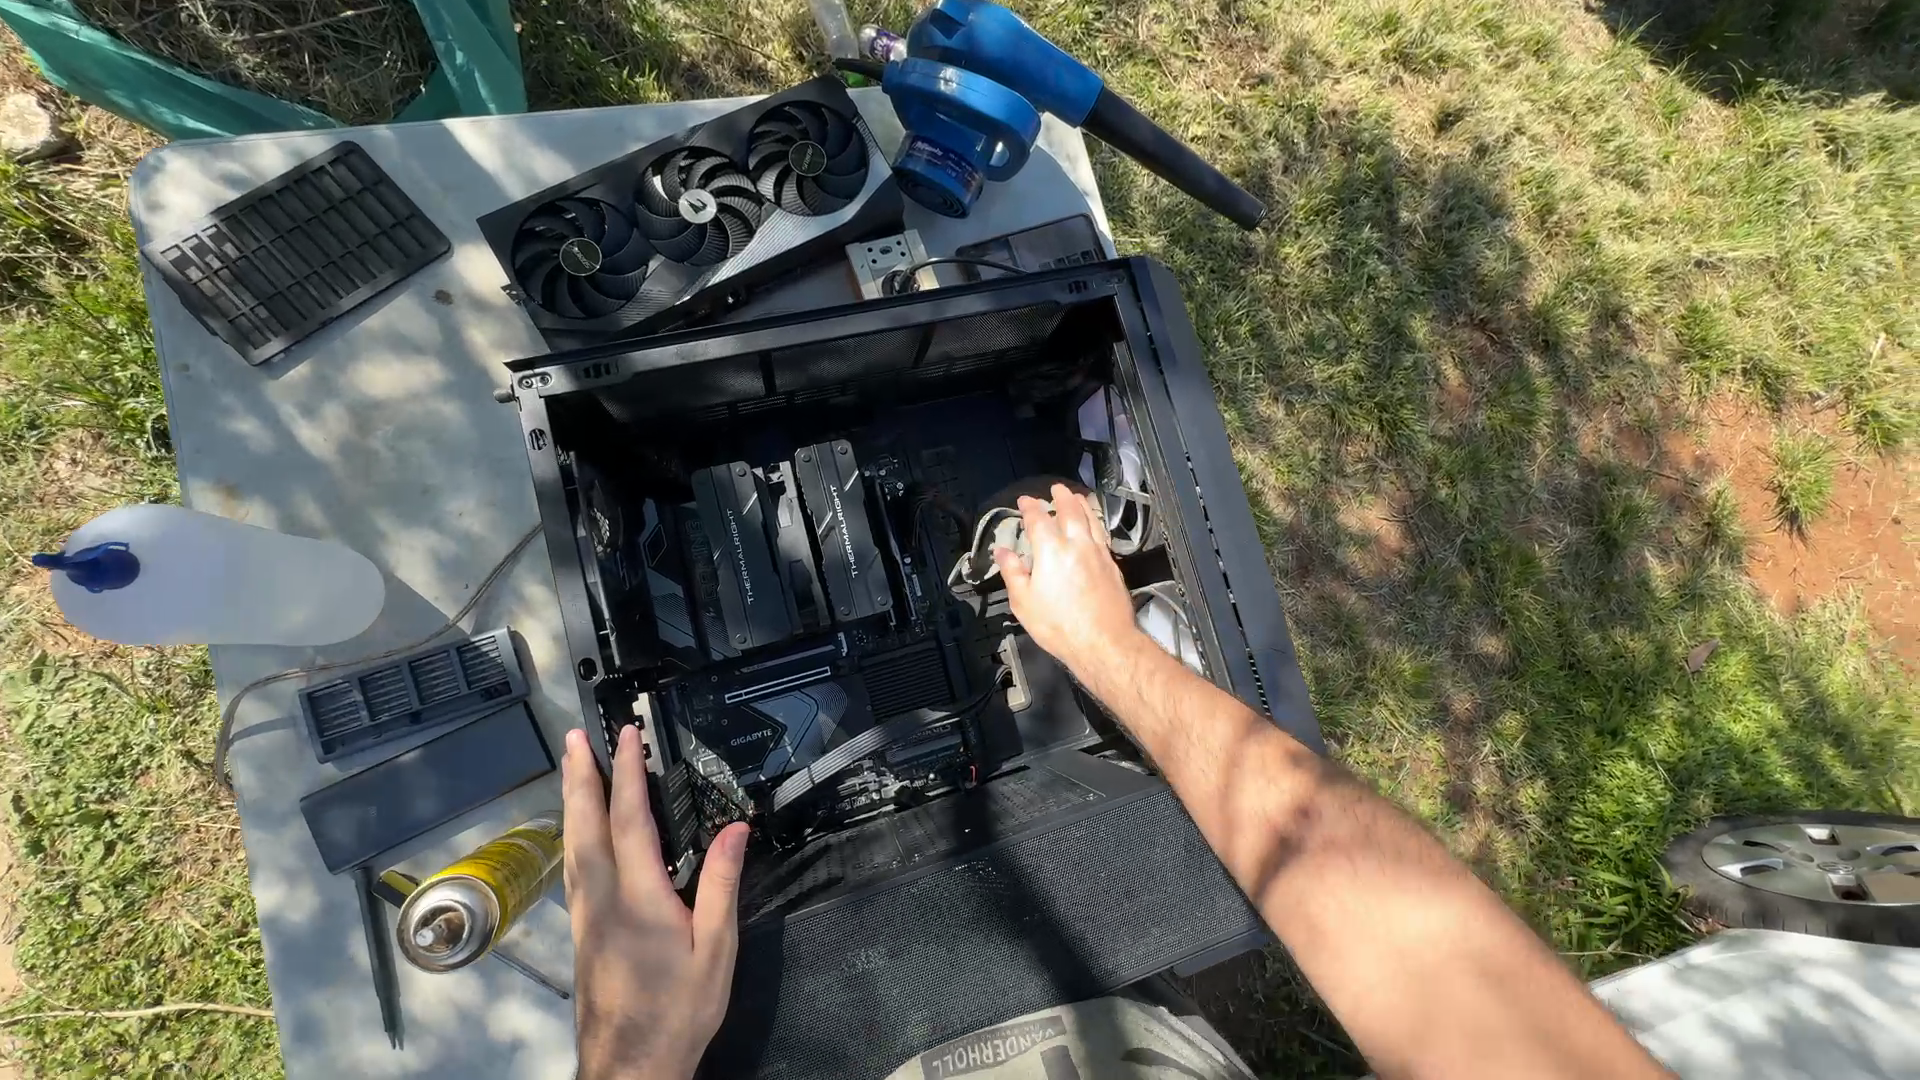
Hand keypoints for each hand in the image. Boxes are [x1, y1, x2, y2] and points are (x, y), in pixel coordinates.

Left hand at [563, 725, 749, 1079]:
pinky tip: (580, 829)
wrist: (629, 1071)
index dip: (629, 774)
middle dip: (582, 776)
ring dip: (573, 800)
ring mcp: (585, 915)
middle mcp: (601, 898)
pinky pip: (574, 866)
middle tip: (576, 736)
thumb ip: (722, 884)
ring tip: (574, 768)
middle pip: (585, 825)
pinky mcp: (581, 931)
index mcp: (638, 897)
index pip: (630, 820)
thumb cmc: (679, 1009)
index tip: (627, 736)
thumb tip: (735, 828)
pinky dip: (575, 832)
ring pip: (573, 845)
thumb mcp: (716, 948)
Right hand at [993, 483, 1142, 678]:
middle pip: (1070, 511)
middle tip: (1056, 488)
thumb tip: (1002, 552)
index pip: (1038, 519)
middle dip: (1061, 497)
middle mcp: (1077, 545)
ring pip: (1091, 520)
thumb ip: (1012, 572)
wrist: (1104, 642)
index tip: (1024, 501)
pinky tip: (1094, 528)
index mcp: (1051, 550)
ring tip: (1077, 497)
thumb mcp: (1023, 602)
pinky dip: (1095, 524)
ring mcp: (1098, 554)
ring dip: (1082, 505)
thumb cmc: (1061, 626)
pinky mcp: (1112, 566)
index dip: (1029, 507)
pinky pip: (1102, 535)